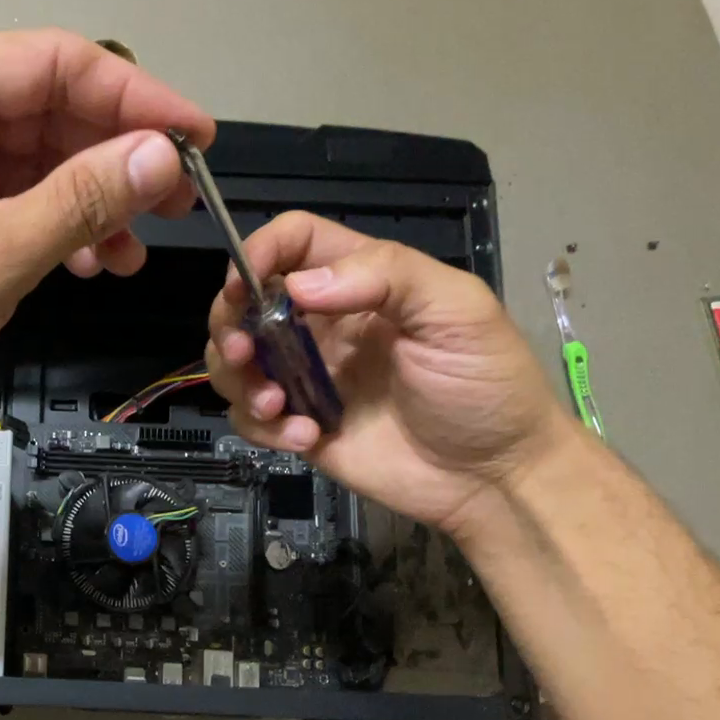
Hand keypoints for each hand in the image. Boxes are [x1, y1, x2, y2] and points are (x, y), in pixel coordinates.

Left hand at [0, 30, 213, 425]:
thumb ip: (83, 200)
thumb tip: (159, 158)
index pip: (57, 64)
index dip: (135, 98)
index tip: (192, 136)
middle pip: (57, 108)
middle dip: (120, 158)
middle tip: (176, 197)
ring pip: (49, 156)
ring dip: (98, 201)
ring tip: (133, 246)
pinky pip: (28, 194)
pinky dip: (66, 225)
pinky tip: (92, 260)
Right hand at [205, 211, 570, 534]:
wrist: (491, 477)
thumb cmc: (486, 385)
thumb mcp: (457, 312)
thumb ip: (386, 276)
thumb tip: (296, 285)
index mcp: (359, 284)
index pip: (294, 243)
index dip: (260, 251)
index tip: (243, 285)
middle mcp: (321, 326)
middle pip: (244, 304)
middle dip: (228, 324)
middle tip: (243, 353)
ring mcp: (305, 378)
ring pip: (234, 363)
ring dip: (239, 381)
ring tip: (278, 406)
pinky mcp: (297, 426)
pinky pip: (249, 419)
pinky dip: (262, 428)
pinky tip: (306, 438)